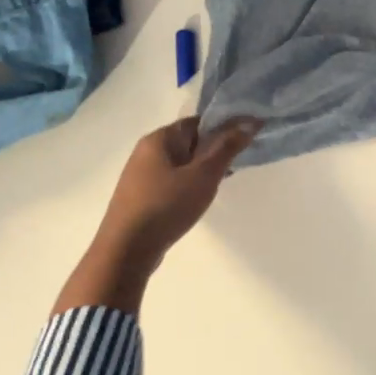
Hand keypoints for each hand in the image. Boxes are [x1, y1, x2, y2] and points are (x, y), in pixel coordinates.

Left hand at [54, 116, 261, 314]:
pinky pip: (172, 181)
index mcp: (159, 138)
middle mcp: (146, 152)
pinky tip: (197, 200)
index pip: (199, 121)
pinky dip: (188, 184)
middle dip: (215, 151)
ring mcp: (140, 176)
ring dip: (202, 170)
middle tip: (236, 164)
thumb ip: (228, 146)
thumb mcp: (204, 174)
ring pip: (182, 163)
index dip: (225, 127)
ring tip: (219, 184)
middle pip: (191, 142)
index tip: (247, 140)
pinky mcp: (139, 197)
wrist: (124, 254)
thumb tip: (252, 120)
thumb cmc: (166, 206)